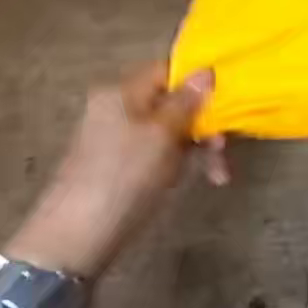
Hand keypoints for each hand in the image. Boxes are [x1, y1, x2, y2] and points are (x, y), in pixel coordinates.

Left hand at [4, 64, 227, 277]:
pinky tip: (200, 178)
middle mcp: (119, 109)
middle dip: (207, 121)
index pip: (169, 70)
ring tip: (218, 173)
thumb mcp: (164, 133)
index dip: (201, 79)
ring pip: (176, 129)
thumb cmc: (124, 175)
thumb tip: (206, 70)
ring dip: (202, 146)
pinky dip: (185, 161)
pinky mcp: (125, 164)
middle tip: (225, 145)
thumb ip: (188, 100)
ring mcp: (120, 137)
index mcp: (122, 93)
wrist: (76, 237)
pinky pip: (165, 150)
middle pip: (177, 101)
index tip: (230, 97)